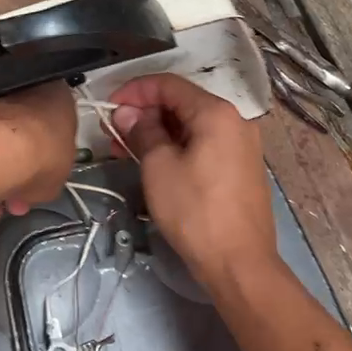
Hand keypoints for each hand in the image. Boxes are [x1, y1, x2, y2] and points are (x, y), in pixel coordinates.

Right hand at [109, 74, 276, 279]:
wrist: (240, 266)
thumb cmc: (196, 211)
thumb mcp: (158, 167)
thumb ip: (141, 131)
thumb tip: (126, 114)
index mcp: (216, 112)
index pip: (168, 84)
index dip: (134, 91)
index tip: (109, 108)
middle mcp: (235, 120)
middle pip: (181, 103)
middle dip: (144, 113)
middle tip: (114, 133)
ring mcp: (242, 145)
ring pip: (191, 125)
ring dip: (158, 132)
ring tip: (127, 150)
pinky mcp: (241, 167)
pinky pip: (204, 143)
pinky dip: (177, 146)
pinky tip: (155, 162)